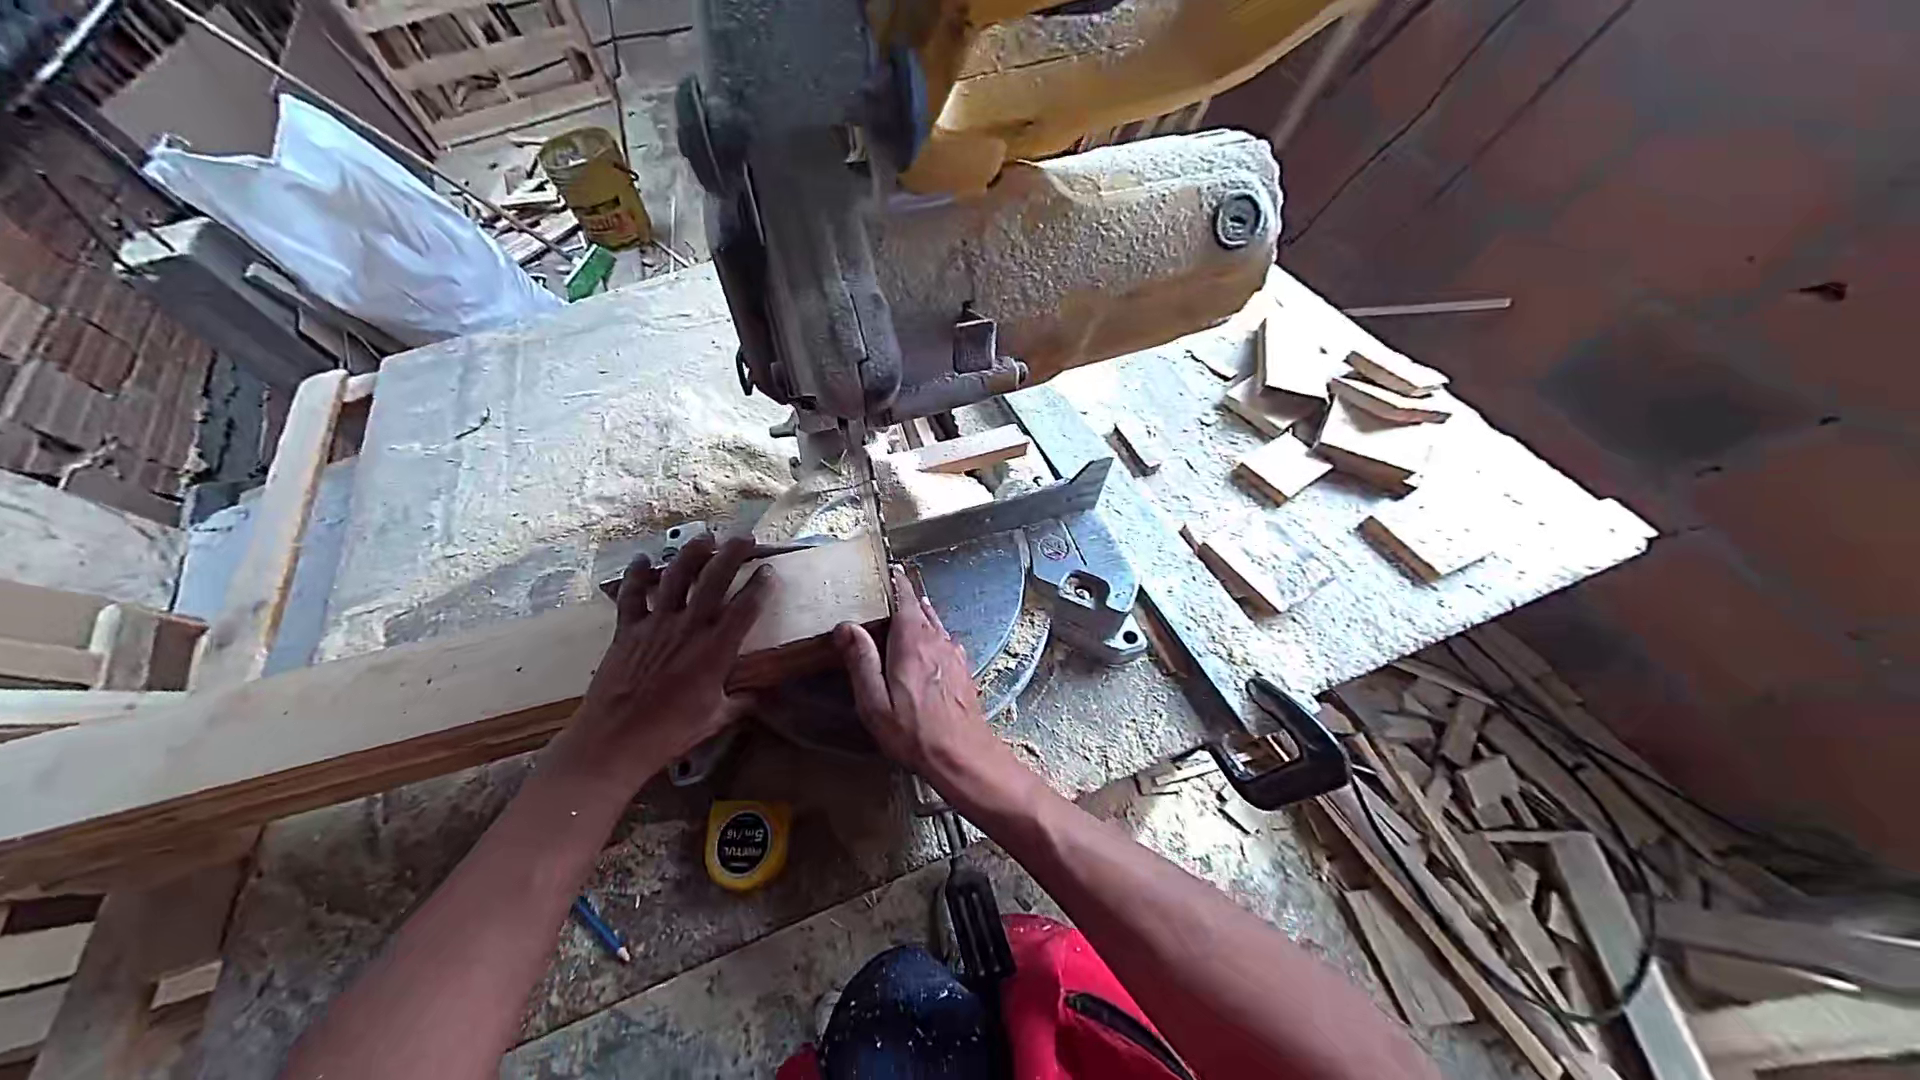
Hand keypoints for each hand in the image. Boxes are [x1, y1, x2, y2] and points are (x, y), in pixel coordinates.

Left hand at [550, 535, 771, 783]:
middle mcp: (689, 627)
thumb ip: (741, 700)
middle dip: (733, 553)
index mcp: (716, 649)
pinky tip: (644, 559)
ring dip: (692, 552)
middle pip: (714, 578)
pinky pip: (632, 594)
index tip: (770, 570)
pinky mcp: (628, 629)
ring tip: (706, 537)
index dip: (761, 584)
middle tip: (746, 539)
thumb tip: (758, 693)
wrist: (614, 740)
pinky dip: (638, 574)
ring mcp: (656, 624)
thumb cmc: (670, 732)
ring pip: (676, 576)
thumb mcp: (716, 718)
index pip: (746, 606)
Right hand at [835, 567, 996, 780]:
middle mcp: (937, 642)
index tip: (892, 571)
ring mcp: (954, 656)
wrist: (963, 756)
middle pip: (922, 610)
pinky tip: (930, 647)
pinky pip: (946, 643)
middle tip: (893, 591)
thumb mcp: (874, 702)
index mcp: (912, 643)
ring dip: (922, 616)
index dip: (898, 583)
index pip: (906, 600)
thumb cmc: (915, 734)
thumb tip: (846, 628)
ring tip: (910, 612)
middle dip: (908, 599)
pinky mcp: (963, 671)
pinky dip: (935, 636)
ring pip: (936, 626)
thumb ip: (861, 661)